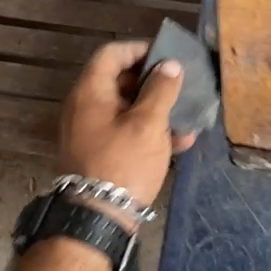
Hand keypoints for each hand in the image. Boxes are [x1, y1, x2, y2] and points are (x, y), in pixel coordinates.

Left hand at [57, 42, 195, 216]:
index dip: (140, 49)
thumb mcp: (148, 124)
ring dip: (156, 108)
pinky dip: (148, 131)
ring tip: (186, 115)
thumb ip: (161, 90)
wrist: (98, 221)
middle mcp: (84, 107)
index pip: (112, 53)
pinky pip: (124, 131)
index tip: (167, 55)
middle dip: (153, 81)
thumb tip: (170, 65)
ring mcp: (90, 132)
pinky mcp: (99, 154)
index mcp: (90, 92)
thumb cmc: (123, 164)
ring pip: (126, 108)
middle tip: (180, 84)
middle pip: (120, 80)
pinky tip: (179, 141)